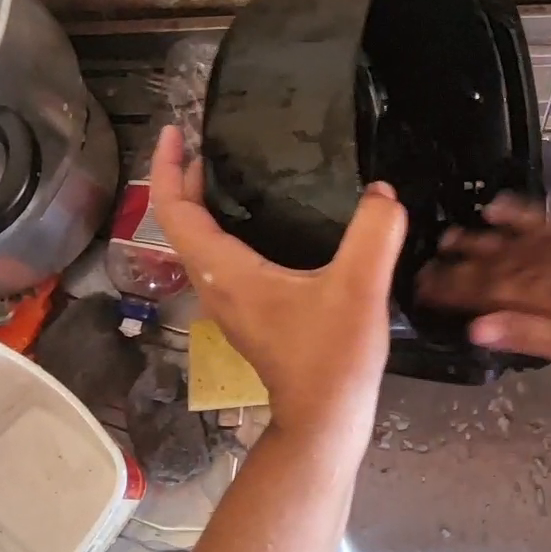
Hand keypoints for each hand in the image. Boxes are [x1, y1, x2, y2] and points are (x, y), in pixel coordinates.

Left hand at [149, 125, 406, 435]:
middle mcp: (215, 283)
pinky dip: (222, 224)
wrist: (325, 421)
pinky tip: (258, 215)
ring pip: (198, 240)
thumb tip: (382, 190)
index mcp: (226, 271)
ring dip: (201, 201)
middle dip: (183, 176)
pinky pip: (218, 254)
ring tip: (225, 167)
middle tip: (205, 139)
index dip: (168, 167)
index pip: (176, 211)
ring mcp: (228, 300)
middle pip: (181, 222)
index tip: (175, 130)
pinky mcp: (246, 310)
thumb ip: (374, 233)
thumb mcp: (360, 288)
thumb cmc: (332, 357)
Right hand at [417, 196, 550, 367]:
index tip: (418, 287)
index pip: (479, 287)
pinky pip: (537, 218)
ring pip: (506, 236)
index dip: (447, 288)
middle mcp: (541, 259)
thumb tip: (474, 326)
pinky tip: (498, 206)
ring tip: (448, 234)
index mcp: (536, 290)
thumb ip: (525, 332)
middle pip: (487, 259)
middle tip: (422, 263)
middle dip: (452, 263)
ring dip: (475, 236)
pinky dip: (514, 211)